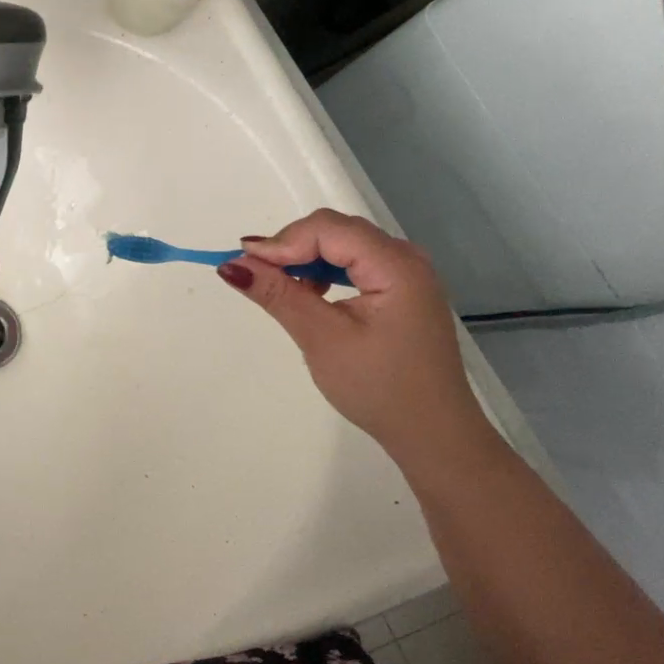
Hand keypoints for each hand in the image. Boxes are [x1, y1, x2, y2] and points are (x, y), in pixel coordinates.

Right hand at [216, 208, 487, 458]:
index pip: (328, 230)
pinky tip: (311, 296)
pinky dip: (324, 271)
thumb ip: (278, 294)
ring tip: (281, 288)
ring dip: (306, 258)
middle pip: (335, 230)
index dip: (282, 241)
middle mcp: (406, 259)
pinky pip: (354, 263)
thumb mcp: (322, 339)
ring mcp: (406, 275)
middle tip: (257, 275)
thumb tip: (231, 264)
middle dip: (292, 246)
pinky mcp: (400, 291)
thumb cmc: (379, 387)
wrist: (432, 434)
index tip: (245, 265)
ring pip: (342, 245)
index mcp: (396, 266)